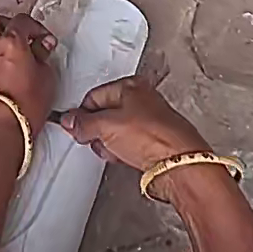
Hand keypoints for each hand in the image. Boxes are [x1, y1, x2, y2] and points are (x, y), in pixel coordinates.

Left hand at [0, 13, 56, 129]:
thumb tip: (41, 46)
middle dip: (9, 24)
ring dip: (0, 43)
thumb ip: (42, 54)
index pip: (21, 20)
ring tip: (16, 57)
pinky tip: (6, 72)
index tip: (44, 39)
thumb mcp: (47, 75)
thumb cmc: (27, 103)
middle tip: (23, 36)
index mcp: (11, 42)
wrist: (5, 125)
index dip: (36, 27)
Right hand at [58, 77, 209, 172]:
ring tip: (113, 150)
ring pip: (116, 130)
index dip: (82, 113)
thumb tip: (71, 121)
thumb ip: (83, 123)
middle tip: (95, 138)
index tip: (75, 126)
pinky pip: (129, 144)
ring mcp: (150, 121)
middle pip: (105, 113)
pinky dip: (122, 151)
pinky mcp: (155, 141)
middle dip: (97, 130)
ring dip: (109, 143)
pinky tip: (124, 157)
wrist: (180, 165)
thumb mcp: (106, 126)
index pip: (94, 96)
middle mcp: (143, 99)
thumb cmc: (153, 137)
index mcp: (131, 85)